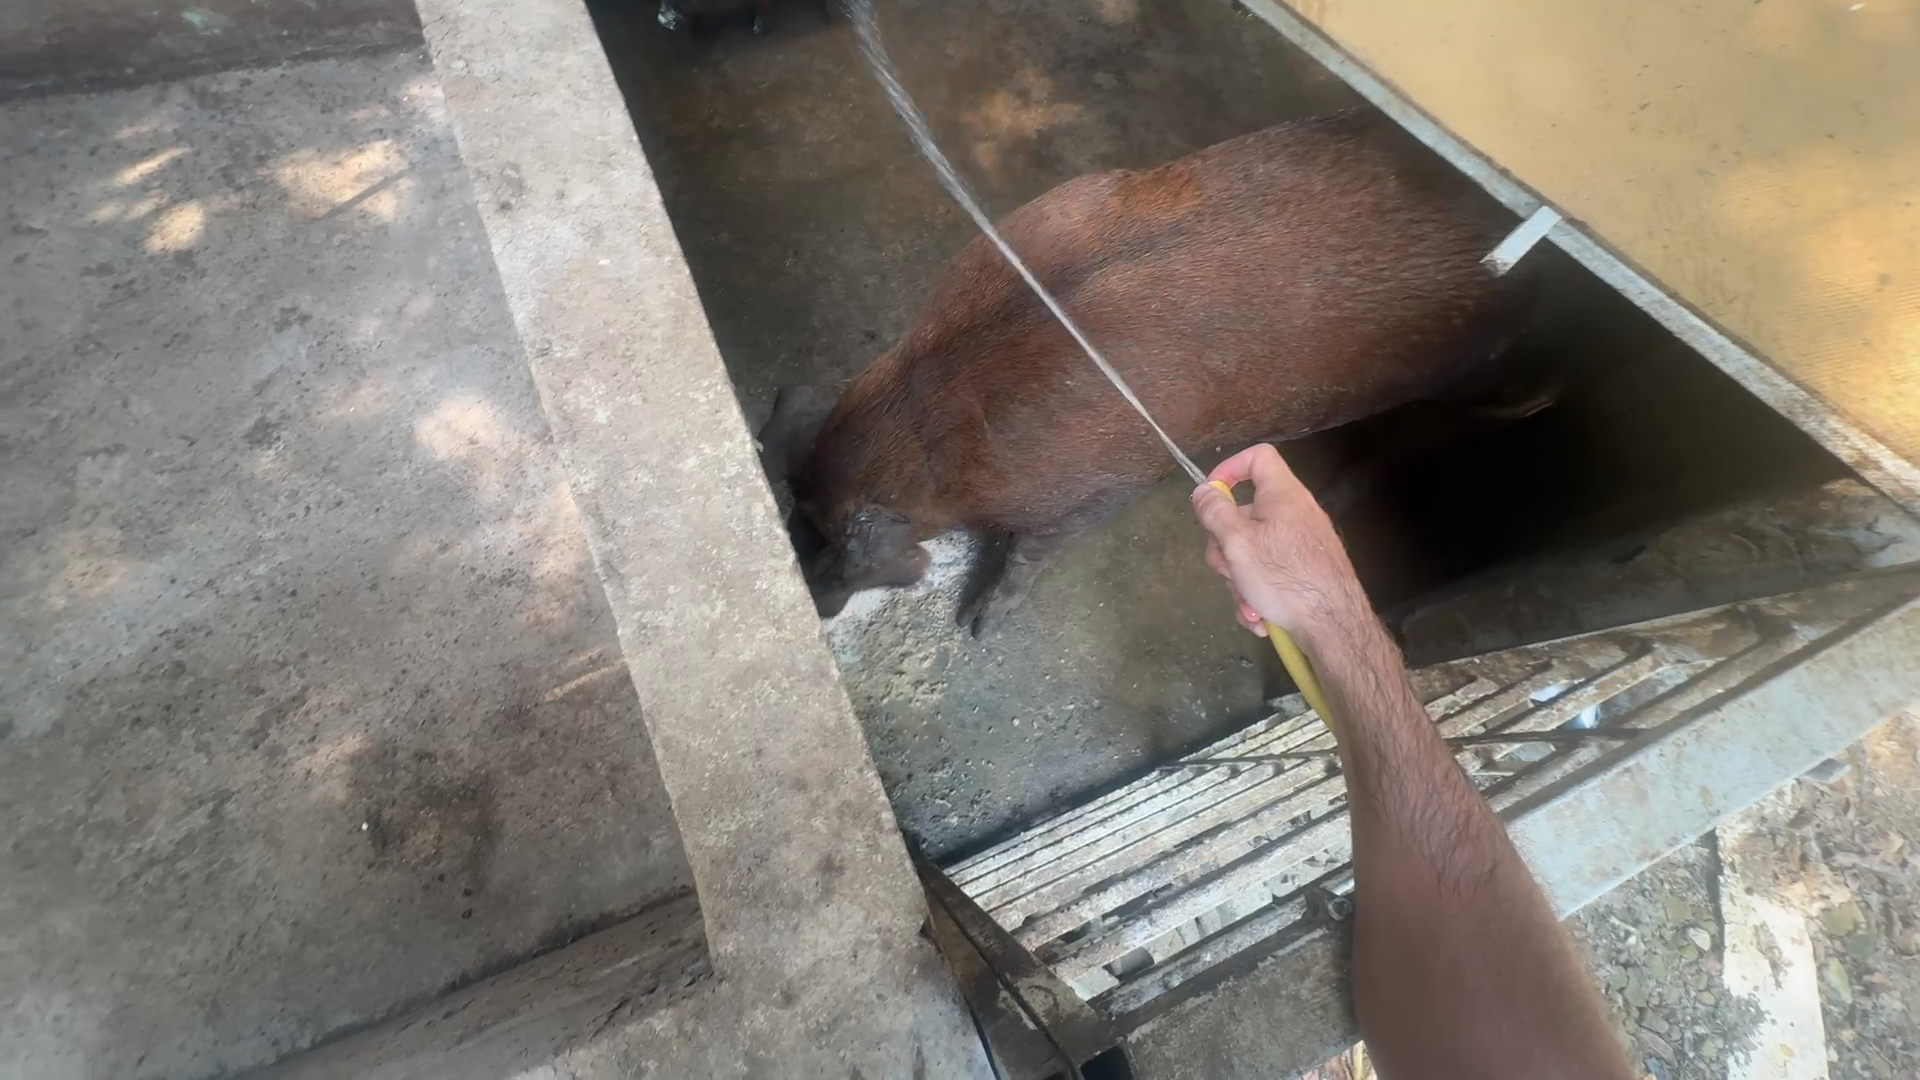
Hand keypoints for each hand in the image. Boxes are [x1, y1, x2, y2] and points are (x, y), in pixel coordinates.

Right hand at [1189, 443, 1369, 644]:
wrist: (1334, 626)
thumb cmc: (1284, 577)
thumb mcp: (1237, 543)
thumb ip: (1215, 512)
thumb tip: (1203, 491)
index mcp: (1282, 496)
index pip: (1257, 457)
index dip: (1228, 469)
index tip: (1210, 498)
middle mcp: (1294, 513)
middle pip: (1244, 515)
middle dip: (1226, 548)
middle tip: (1227, 569)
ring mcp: (1301, 543)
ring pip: (1252, 551)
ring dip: (1240, 580)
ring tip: (1248, 605)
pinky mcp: (1305, 570)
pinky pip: (1268, 572)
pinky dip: (1258, 593)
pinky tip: (1261, 616)